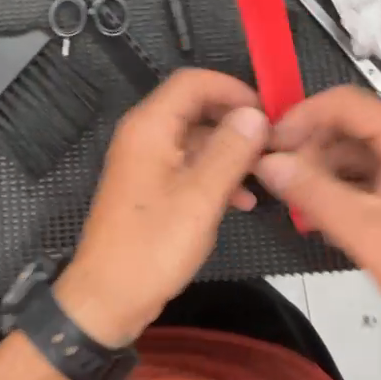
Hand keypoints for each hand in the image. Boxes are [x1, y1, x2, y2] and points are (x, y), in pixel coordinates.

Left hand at [56, 69, 268, 345]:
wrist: (108, 297)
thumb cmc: (153, 245)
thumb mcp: (200, 198)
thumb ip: (229, 151)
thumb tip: (254, 114)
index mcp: (150, 126)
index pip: (192, 81)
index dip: (231, 88)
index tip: (267, 110)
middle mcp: (144, 133)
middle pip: (194, 106)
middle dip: (233, 118)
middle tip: (272, 140)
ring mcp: (146, 160)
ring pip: (194, 136)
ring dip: (229, 148)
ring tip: (264, 170)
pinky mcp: (150, 185)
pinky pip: (187, 163)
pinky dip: (215, 173)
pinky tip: (243, 199)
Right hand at [256, 87, 380, 379]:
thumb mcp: (367, 233)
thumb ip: (313, 192)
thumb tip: (267, 163)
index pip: (341, 102)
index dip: (299, 117)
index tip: (268, 143)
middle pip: (346, 124)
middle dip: (309, 147)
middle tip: (278, 177)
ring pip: (353, 149)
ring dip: (322, 170)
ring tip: (298, 201)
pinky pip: (367, 171)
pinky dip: (342, 186)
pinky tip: (323, 214)